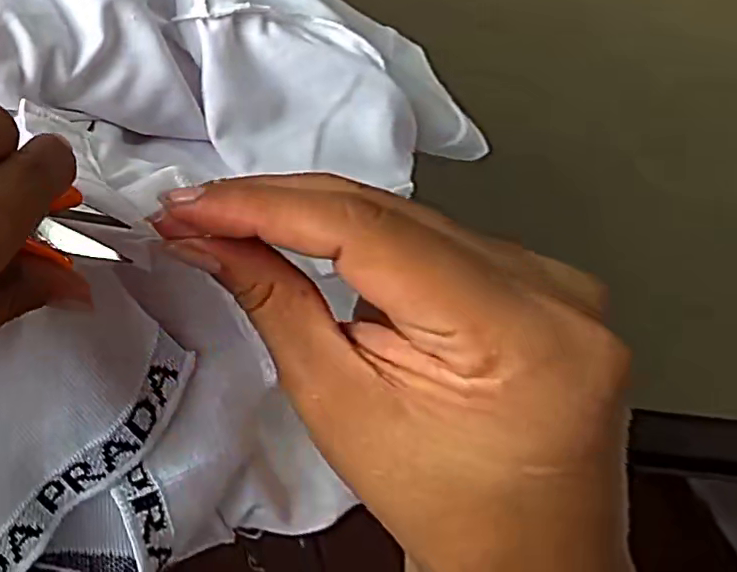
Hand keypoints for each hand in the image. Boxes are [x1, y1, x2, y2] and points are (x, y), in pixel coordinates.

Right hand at [152, 175, 630, 571]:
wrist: (525, 556)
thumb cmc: (440, 505)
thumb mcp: (335, 402)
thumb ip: (270, 300)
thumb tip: (204, 238)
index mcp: (516, 332)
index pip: (363, 229)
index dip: (265, 206)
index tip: (193, 205)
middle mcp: (544, 285)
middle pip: (373, 207)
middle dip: (269, 201)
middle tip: (193, 206)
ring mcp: (540, 271)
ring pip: (384, 206)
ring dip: (295, 206)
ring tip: (224, 212)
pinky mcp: (518, 269)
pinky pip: (406, 222)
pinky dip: (335, 219)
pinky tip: (286, 221)